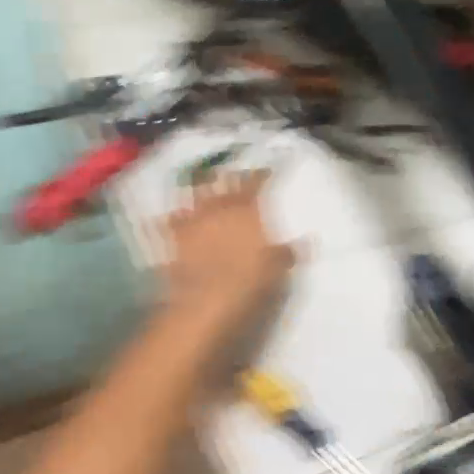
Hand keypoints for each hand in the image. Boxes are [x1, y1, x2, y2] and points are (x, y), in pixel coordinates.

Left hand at [161, 169, 295, 338]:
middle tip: (232, 177)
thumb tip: (304, 242)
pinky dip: (172, 218)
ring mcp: (191, 222)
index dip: (261, 174)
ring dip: (198, 193)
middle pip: (220, 181)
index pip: (255, 182)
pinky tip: (173, 218)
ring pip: (192, 196)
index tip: (266, 171)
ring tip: (203, 193)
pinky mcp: (171, 240)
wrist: (206, 302)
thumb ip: (287, 251)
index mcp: (246, 209)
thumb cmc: (249, 282)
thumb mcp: (277, 268)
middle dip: (227, 177)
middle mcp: (217, 208)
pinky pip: (168, 221)